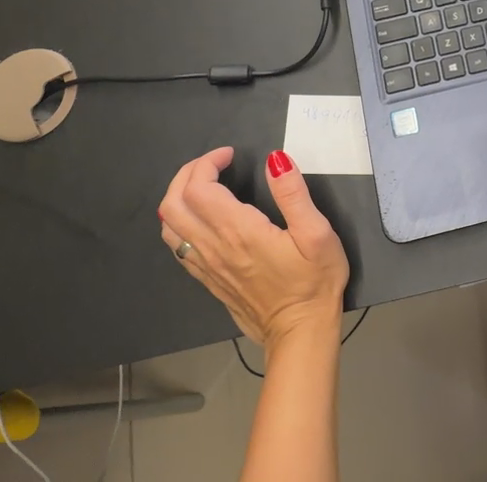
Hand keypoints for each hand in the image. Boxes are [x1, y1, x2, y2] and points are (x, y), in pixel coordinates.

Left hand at [159, 148, 348, 351]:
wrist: (300, 331)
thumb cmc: (313, 280)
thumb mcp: (317, 233)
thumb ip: (293, 194)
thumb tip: (276, 159)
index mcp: (239, 232)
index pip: (198, 189)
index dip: (208, 162)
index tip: (231, 154)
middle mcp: (214, 247)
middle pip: (173, 204)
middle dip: (187, 174)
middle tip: (215, 163)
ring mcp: (206, 266)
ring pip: (168, 226)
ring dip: (179, 196)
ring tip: (206, 184)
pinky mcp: (208, 279)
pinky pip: (177, 246)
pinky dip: (180, 221)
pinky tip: (203, 216)